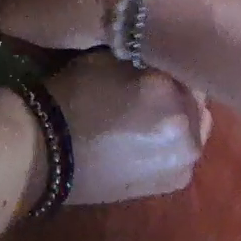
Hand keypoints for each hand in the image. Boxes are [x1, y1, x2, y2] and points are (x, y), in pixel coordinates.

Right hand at [35, 52, 210, 206]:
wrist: (45, 152)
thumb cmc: (73, 97)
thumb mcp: (108, 58)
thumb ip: (144, 57)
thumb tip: (160, 57)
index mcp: (171, 93)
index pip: (186, 64)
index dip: (168, 60)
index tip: (153, 58)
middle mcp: (189, 129)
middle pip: (195, 97)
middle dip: (177, 90)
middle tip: (151, 87)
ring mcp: (184, 161)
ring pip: (192, 125)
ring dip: (177, 116)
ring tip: (146, 114)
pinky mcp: (174, 183)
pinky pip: (181, 151)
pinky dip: (170, 141)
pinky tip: (145, 137)